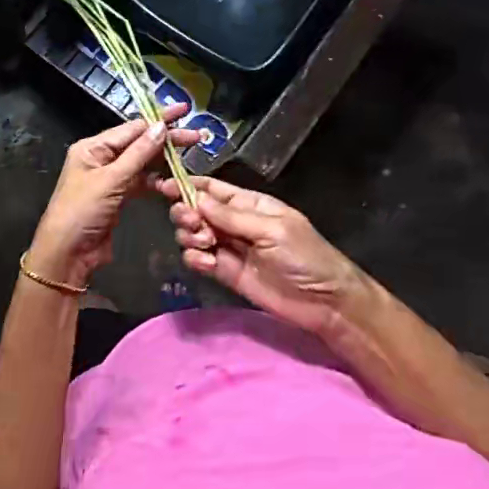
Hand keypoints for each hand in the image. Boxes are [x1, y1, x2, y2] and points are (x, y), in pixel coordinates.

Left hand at [28, 104, 200, 288]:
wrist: (68, 252)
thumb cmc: (82, 210)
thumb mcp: (110, 180)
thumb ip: (138, 154)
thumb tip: (161, 126)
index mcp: (92, 147)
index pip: (131, 128)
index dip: (159, 120)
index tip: (184, 112)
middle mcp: (100, 158)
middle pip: (138, 143)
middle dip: (166, 139)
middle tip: (197, 136)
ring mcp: (109, 178)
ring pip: (141, 163)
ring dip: (164, 160)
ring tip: (191, 155)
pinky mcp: (117, 197)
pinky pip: (140, 182)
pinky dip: (156, 181)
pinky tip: (174, 180)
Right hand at [156, 175, 370, 334]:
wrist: (325, 304)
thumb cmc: (307, 257)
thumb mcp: (272, 229)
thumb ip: (231, 216)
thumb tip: (196, 199)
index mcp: (248, 204)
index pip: (211, 188)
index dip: (186, 185)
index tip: (163, 186)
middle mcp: (233, 222)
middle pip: (195, 209)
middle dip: (186, 213)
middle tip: (194, 224)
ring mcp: (227, 247)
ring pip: (191, 234)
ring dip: (190, 236)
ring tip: (206, 245)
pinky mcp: (223, 271)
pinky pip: (197, 259)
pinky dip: (196, 259)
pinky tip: (208, 264)